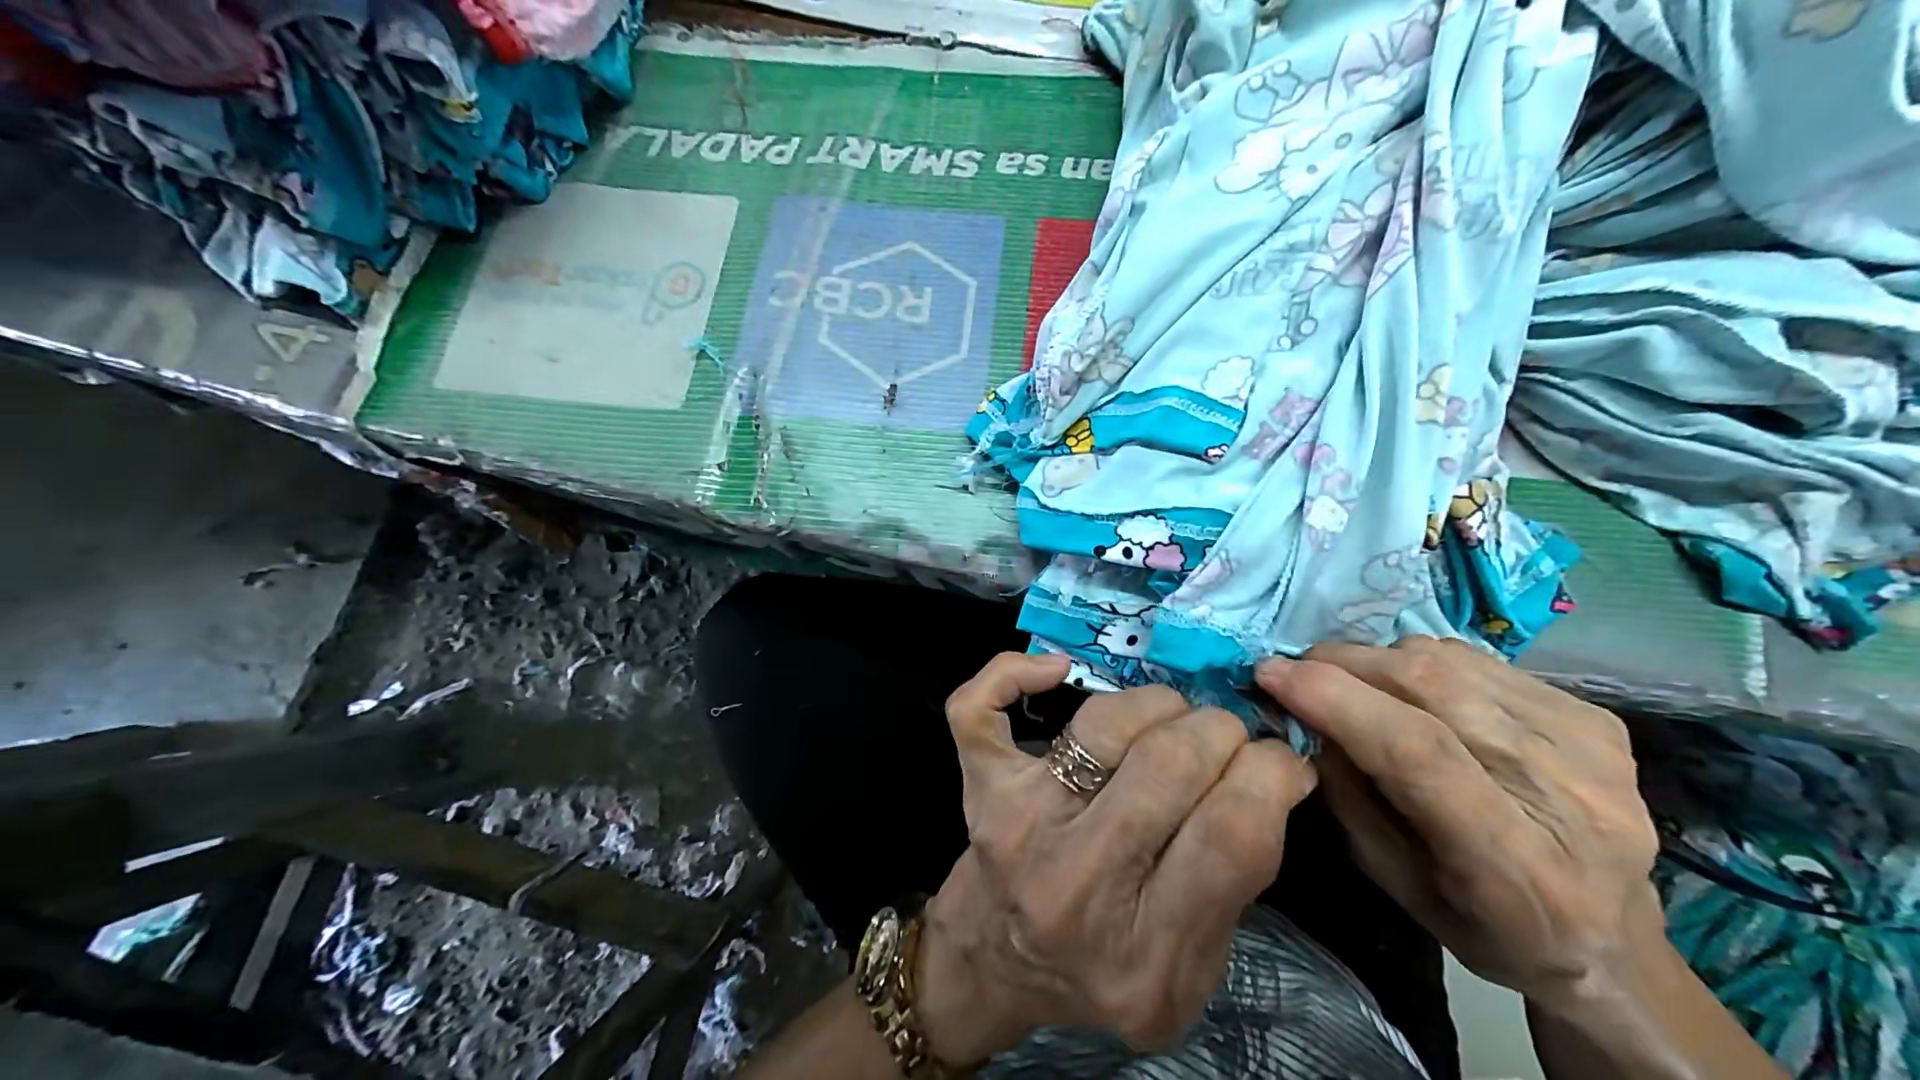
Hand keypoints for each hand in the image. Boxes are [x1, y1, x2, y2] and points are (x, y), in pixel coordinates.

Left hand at [914, 653, 1317, 1064]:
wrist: (997, 964)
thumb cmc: (1100, 968)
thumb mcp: (1189, 972)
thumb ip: (1235, 884)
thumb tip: (1276, 772)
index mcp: (1146, 949)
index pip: (1231, 835)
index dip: (1272, 776)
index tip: (1281, 760)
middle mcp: (1075, 881)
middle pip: (1169, 763)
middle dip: (1219, 731)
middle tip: (1226, 737)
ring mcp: (1018, 825)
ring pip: (1102, 723)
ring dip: (1158, 702)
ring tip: (1172, 718)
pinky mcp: (980, 788)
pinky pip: (978, 711)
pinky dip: (1011, 674)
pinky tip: (1057, 670)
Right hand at [1254, 637, 1661, 1013]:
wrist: (1609, 940)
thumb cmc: (1483, 925)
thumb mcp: (1393, 880)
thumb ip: (1348, 794)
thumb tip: (1306, 713)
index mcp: (1517, 865)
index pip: (1417, 751)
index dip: (1335, 699)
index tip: (1270, 674)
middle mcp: (1570, 797)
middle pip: (1433, 688)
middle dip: (1344, 664)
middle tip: (1297, 669)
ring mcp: (1591, 749)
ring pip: (1452, 662)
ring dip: (1378, 657)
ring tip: (1348, 678)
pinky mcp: (1596, 719)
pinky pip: (1479, 661)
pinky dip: (1422, 662)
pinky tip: (1408, 687)